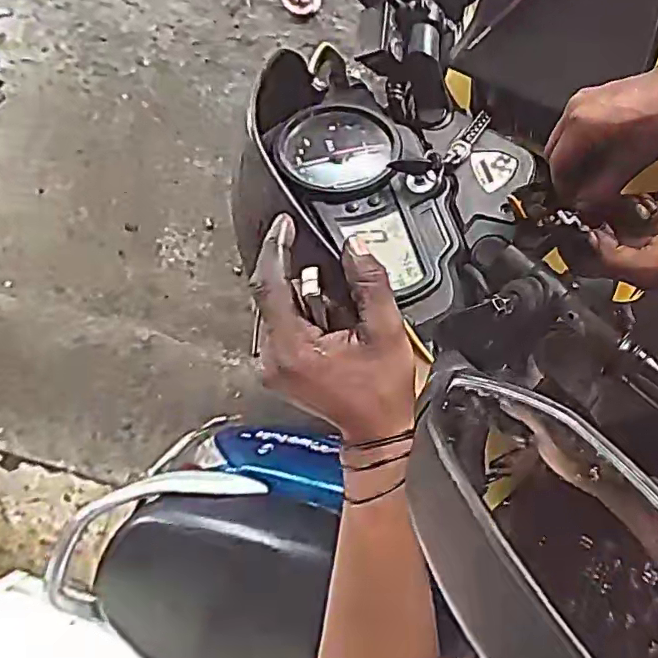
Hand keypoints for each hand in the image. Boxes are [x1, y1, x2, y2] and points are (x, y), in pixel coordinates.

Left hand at [251, 215, 415, 443]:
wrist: (377, 430)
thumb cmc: (381, 392)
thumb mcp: (386, 330)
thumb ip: (370, 284)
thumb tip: (357, 248)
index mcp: (293, 348)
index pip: (271, 285)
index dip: (278, 249)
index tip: (284, 227)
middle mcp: (272, 357)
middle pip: (276, 295)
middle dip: (310, 284)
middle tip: (343, 302)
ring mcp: (272, 364)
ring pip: (281, 309)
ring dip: (311, 302)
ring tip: (344, 326)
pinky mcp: (278, 366)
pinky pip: (284, 325)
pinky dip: (308, 317)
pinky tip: (334, 332)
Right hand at [546, 69, 657, 207]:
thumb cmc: (657, 120)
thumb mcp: (628, 166)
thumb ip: (601, 190)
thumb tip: (586, 203)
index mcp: (578, 127)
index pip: (556, 168)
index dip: (563, 189)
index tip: (573, 200)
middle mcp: (573, 110)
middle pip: (554, 153)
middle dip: (565, 175)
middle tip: (580, 192)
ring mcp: (581, 101)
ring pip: (563, 139)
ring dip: (573, 160)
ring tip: (592, 175)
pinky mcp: (591, 97)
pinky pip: (575, 126)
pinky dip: (580, 145)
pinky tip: (599, 154)